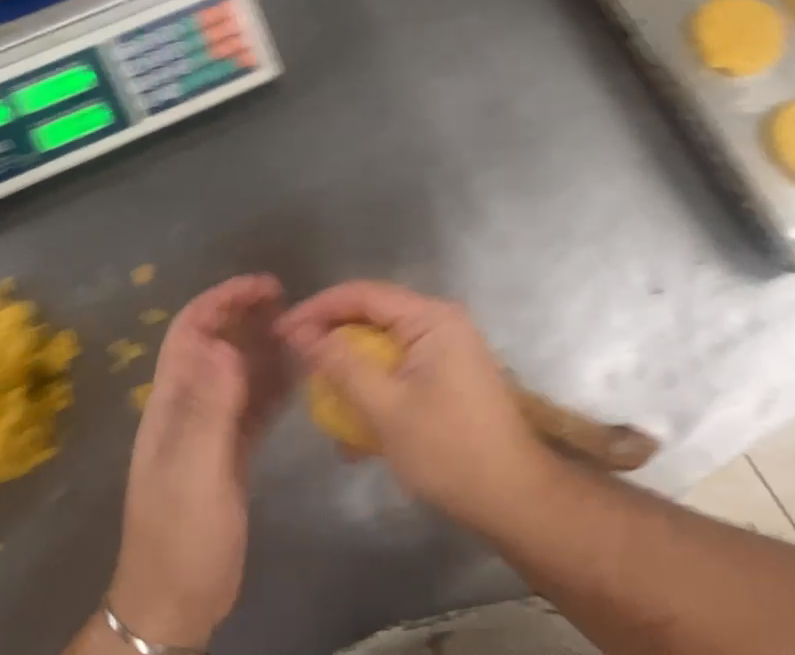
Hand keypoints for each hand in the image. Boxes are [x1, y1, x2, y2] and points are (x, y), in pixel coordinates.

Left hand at [107, 274, 287, 649]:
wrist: (174, 603)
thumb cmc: (181, 538)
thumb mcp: (196, 473)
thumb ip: (210, 409)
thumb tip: (224, 344)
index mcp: (171, 404)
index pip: (191, 332)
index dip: (222, 301)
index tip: (265, 286)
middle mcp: (188, 408)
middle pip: (216, 344)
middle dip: (247, 316)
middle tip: (293, 303)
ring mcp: (208, 431)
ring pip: (238, 372)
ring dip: (265, 347)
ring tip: (303, 332)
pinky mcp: (229, 454)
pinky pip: (253, 406)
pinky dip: (274, 385)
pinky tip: (300, 377)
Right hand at [277, 281, 552, 527]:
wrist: (514, 500)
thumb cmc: (449, 451)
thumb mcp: (385, 408)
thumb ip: (341, 365)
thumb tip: (300, 332)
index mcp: (432, 319)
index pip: (362, 294)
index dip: (317, 309)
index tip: (280, 333)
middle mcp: (441, 325)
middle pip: (371, 320)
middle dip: (332, 345)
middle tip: (295, 367)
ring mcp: (446, 354)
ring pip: (381, 351)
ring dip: (350, 378)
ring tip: (321, 407)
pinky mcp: (447, 382)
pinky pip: (398, 376)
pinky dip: (374, 397)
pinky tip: (354, 439)